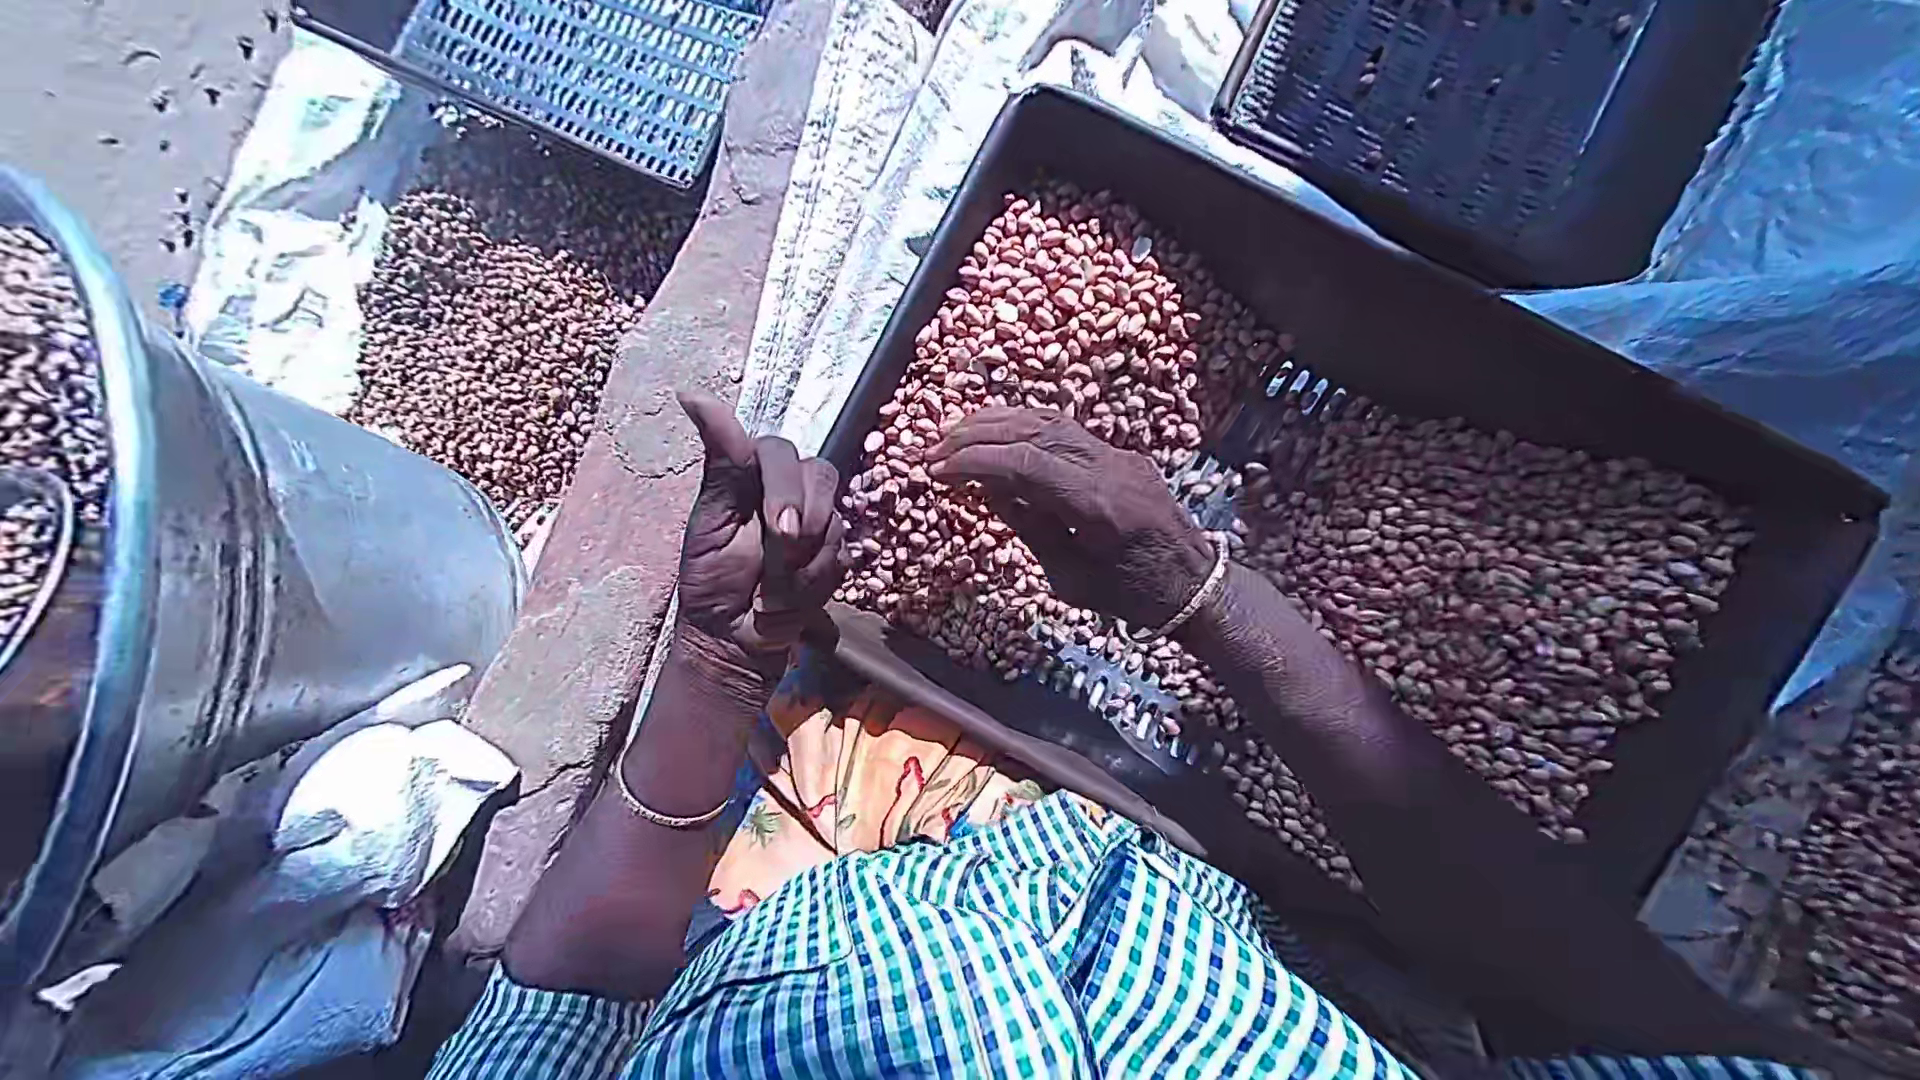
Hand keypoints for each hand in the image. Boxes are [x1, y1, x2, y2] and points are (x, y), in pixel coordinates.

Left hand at [675, 391, 845, 675]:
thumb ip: (723, 465)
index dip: (785, 488)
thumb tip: (693, 395)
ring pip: (836, 517)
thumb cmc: (713, 580)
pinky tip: (794, 593)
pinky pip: (844, 553)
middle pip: (820, 475)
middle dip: (804, 522)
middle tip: (780, 559)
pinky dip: (819, 579)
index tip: (778, 529)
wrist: (736, 640)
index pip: (782, 452)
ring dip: (807, 560)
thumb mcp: (711, 523)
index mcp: (752, 474)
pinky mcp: (836, 551)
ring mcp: (817, 519)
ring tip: (776, 585)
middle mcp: (788, 489)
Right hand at [927, 407, 1213, 630]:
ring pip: (1049, 420)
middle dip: (977, 436)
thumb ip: (1029, 526)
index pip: (1024, 462)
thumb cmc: (1130, 595)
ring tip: (957, 434)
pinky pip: (1066, 430)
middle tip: (936, 449)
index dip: (975, 461)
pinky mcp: (1120, 454)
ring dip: (998, 423)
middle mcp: (1109, 467)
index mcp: (1097, 505)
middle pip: (1034, 431)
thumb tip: (988, 488)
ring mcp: (1118, 454)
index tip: (937, 470)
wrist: (1194, 584)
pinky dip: (1024, 427)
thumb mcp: (1069, 576)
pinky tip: (998, 433)